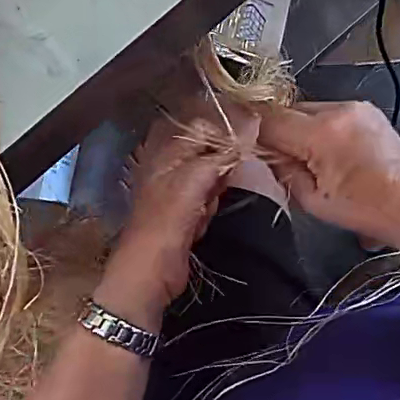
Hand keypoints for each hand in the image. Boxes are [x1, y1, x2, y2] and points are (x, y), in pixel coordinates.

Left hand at [94, 117, 238, 329]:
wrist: (150, 273)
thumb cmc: (167, 222)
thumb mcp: (193, 180)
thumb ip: (220, 154)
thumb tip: (249, 126)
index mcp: (166, 152)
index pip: (202, 127)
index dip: (225, 134)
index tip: (244, 147)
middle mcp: (170, 166)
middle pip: (211, 154)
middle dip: (220, 171)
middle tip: (213, 189)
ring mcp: (177, 190)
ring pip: (213, 179)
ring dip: (214, 195)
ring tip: (201, 211)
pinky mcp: (185, 213)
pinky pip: (209, 202)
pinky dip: (208, 212)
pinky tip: (198, 225)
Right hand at [256, 101, 399, 248]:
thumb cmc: (367, 209)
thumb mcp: (313, 199)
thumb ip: (283, 171)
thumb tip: (265, 156)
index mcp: (321, 133)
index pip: (269, 120)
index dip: (254, 134)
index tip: (248, 147)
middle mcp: (338, 110)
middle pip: (288, 112)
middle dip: (279, 133)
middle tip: (282, 162)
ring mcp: (355, 107)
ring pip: (307, 111)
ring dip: (300, 130)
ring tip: (311, 160)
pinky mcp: (366, 110)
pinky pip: (329, 113)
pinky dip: (320, 129)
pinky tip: (329, 153)